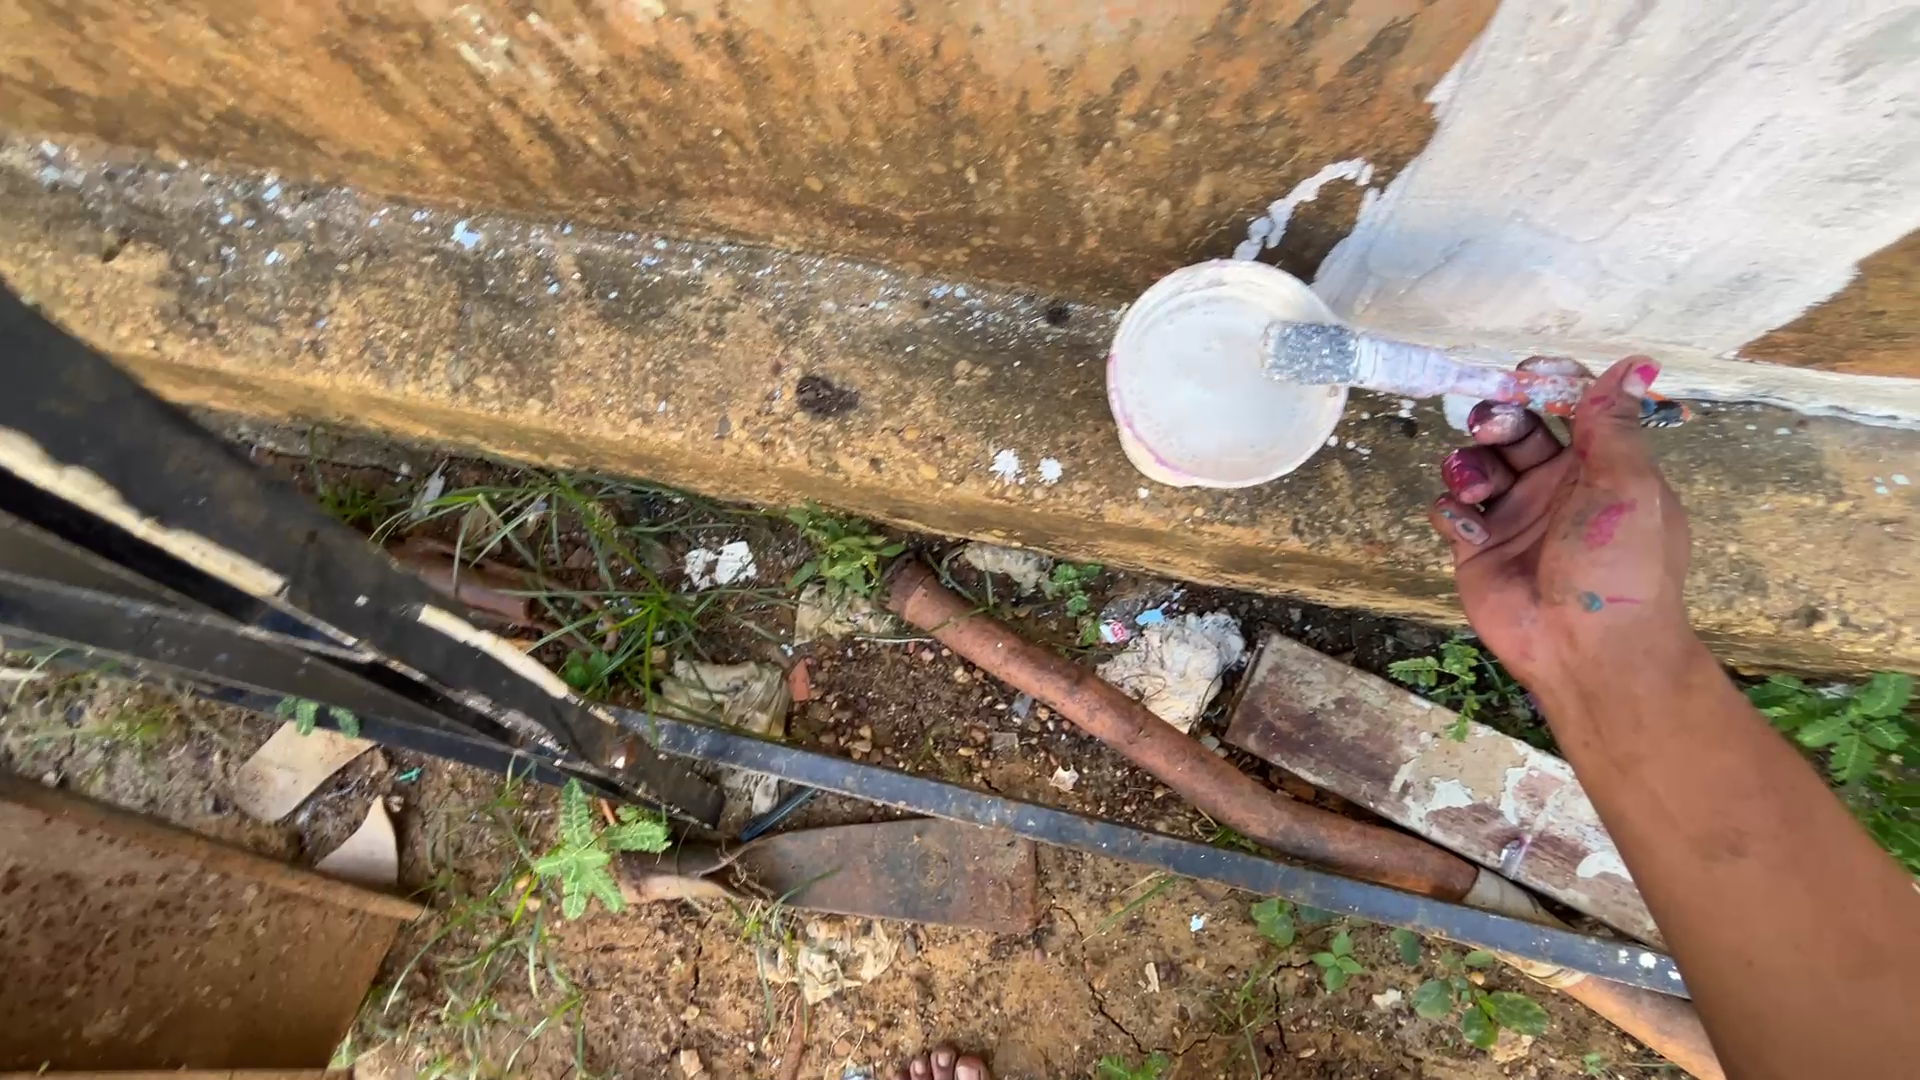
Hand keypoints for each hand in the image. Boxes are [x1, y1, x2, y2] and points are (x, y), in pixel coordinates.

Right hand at [1425, 357, 1693, 691]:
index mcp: (1599, 466)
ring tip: (1475, 489)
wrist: (1583, 644)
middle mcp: (1552, 485)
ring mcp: (1509, 515)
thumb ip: (1613, 426)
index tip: (1522, 376)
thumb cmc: (1618, 563)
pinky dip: (1449, 512)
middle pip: (1512, 430)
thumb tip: (1631, 364)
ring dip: (1467, 465)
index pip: (1569, 408)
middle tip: (1488, 426)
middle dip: (1495, 419)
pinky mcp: (1472, 545)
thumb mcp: (1627, 486)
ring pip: (1473, 464)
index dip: (1545, 386)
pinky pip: (1447, 509)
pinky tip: (1467, 531)